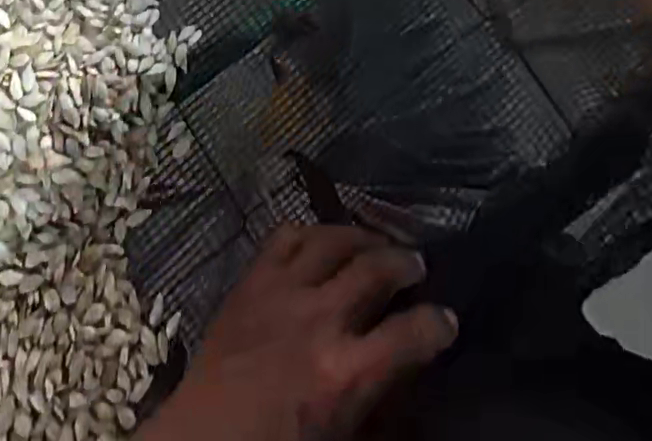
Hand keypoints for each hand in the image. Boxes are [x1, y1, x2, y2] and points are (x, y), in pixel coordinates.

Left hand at [137, 224, 456, 440]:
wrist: (203, 437)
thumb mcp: (341, 430)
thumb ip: (375, 393)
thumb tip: (406, 366)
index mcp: (345, 372)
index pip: (412, 334)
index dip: (438, 324)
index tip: (447, 319)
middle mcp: (319, 319)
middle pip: (375, 269)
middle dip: (405, 263)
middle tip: (417, 264)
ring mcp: (283, 290)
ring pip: (333, 240)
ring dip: (363, 237)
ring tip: (378, 241)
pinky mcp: (253, 278)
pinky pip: (286, 236)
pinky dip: (309, 231)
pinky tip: (321, 238)